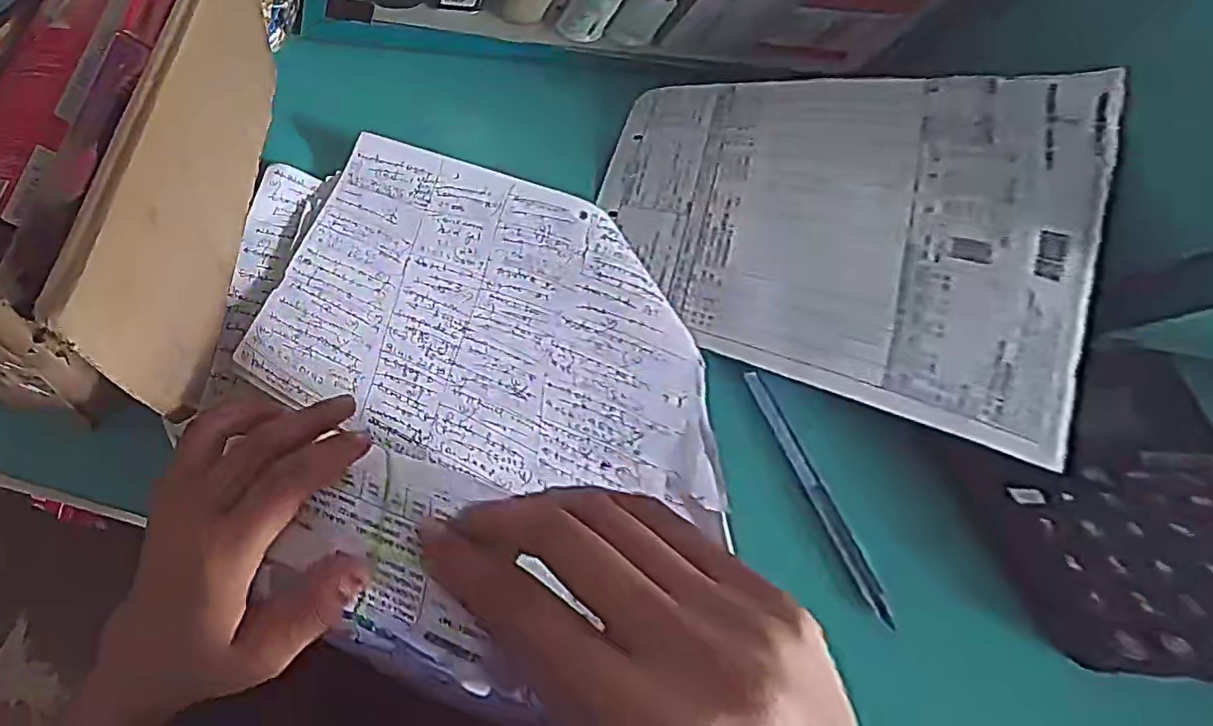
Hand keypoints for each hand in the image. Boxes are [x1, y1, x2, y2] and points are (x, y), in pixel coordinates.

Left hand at [67, 397, 372, 725]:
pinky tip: (259, 418)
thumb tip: (360, 565)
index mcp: (225, 549)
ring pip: (224, 427)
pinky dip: (232, 414)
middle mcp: (198, 507)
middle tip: (346, 407)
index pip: (283, 485)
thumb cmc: (205, 656)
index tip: (359, 440)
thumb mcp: (263, 656)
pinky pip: (199, 432)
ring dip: (269, 409)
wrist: (139, 652)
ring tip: (305, 411)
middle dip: (309, 422)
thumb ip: (312, 610)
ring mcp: (176, 488)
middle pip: (259, 446)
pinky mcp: (167, 482)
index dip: (324, 457)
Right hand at [422, 488, 856, 725]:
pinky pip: (668, 522)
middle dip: (499, 521)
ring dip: (549, 507)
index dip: (468, 567)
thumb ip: (543, 677)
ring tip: (521, 519)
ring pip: (612, 515)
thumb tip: (482, 591)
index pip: (528, 611)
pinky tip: (589, 522)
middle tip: (468, 525)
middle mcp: (699, 654)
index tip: (434, 539)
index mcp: (648, 717)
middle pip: (565, 540)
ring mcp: (746, 617)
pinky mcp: (778, 599)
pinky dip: (612, 514)